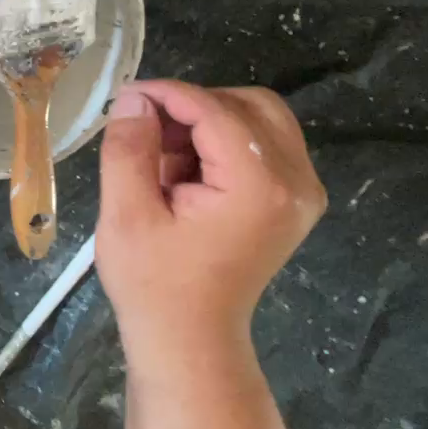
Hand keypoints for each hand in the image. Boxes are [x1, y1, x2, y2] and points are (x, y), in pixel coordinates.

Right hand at [96, 80, 327, 355]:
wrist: (188, 335)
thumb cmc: (151, 281)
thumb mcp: (125, 215)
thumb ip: (129, 151)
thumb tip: (134, 99)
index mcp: (258, 186)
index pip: (217, 112)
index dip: (169, 94)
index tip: (125, 95)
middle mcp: (297, 181)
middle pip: (251, 105)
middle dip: (192, 105)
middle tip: (142, 128)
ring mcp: (302, 192)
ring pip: (260, 121)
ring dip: (207, 122)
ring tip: (159, 155)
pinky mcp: (292, 201)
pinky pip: (262, 146)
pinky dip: (221, 143)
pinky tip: (182, 171)